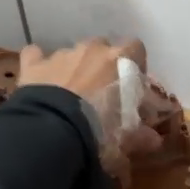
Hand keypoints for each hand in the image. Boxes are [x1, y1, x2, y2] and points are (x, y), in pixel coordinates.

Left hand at [18, 38, 166, 179]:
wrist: (54, 130)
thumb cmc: (100, 128)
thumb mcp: (126, 137)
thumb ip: (141, 135)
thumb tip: (155, 140)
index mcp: (119, 59)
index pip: (135, 48)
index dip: (135, 64)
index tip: (132, 83)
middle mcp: (91, 49)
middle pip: (102, 48)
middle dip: (102, 65)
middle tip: (101, 91)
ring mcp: (61, 54)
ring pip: (72, 54)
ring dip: (74, 69)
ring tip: (71, 95)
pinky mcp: (34, 64)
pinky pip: (36, 56)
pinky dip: (40, 65)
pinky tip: (41, 81)